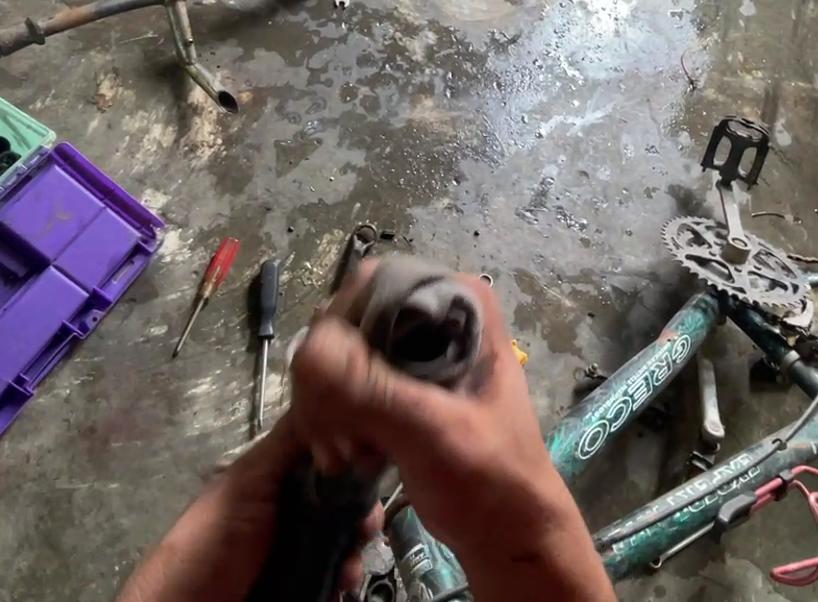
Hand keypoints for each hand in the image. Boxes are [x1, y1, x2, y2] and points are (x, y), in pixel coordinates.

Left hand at [115, 414, 377, 601]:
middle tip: (368, 522)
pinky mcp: (303, 581)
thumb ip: (289, 440)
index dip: (356, 458)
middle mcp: (294, 507)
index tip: (377, 462)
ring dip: (358, 541)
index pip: (330, 456)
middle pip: (344, 498)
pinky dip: (347, 572)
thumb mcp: (250, 477)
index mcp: (281, 476)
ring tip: (356, 555)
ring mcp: (299, 547)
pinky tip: (346, 576)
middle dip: (363, 507)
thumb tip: (326, 390)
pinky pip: (336, 571)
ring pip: (345, 535)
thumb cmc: (213, 535)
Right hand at [288, 264, 614, 601]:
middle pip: (349, 318)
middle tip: (340, 439)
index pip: (372, 284)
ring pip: (339, 352)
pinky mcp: (398, 381)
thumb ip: (374, 390)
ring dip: (326, 406)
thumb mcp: (435, 432)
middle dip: (329, 380)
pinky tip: (347, 457)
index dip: (341, 330)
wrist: (508, 534)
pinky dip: (333, 417)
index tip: (330, 390)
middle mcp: (435, 310)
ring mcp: (415, 346)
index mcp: (459, 300)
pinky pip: (343, 381)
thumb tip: (308, 347)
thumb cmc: (491, 479)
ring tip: (348, 455)